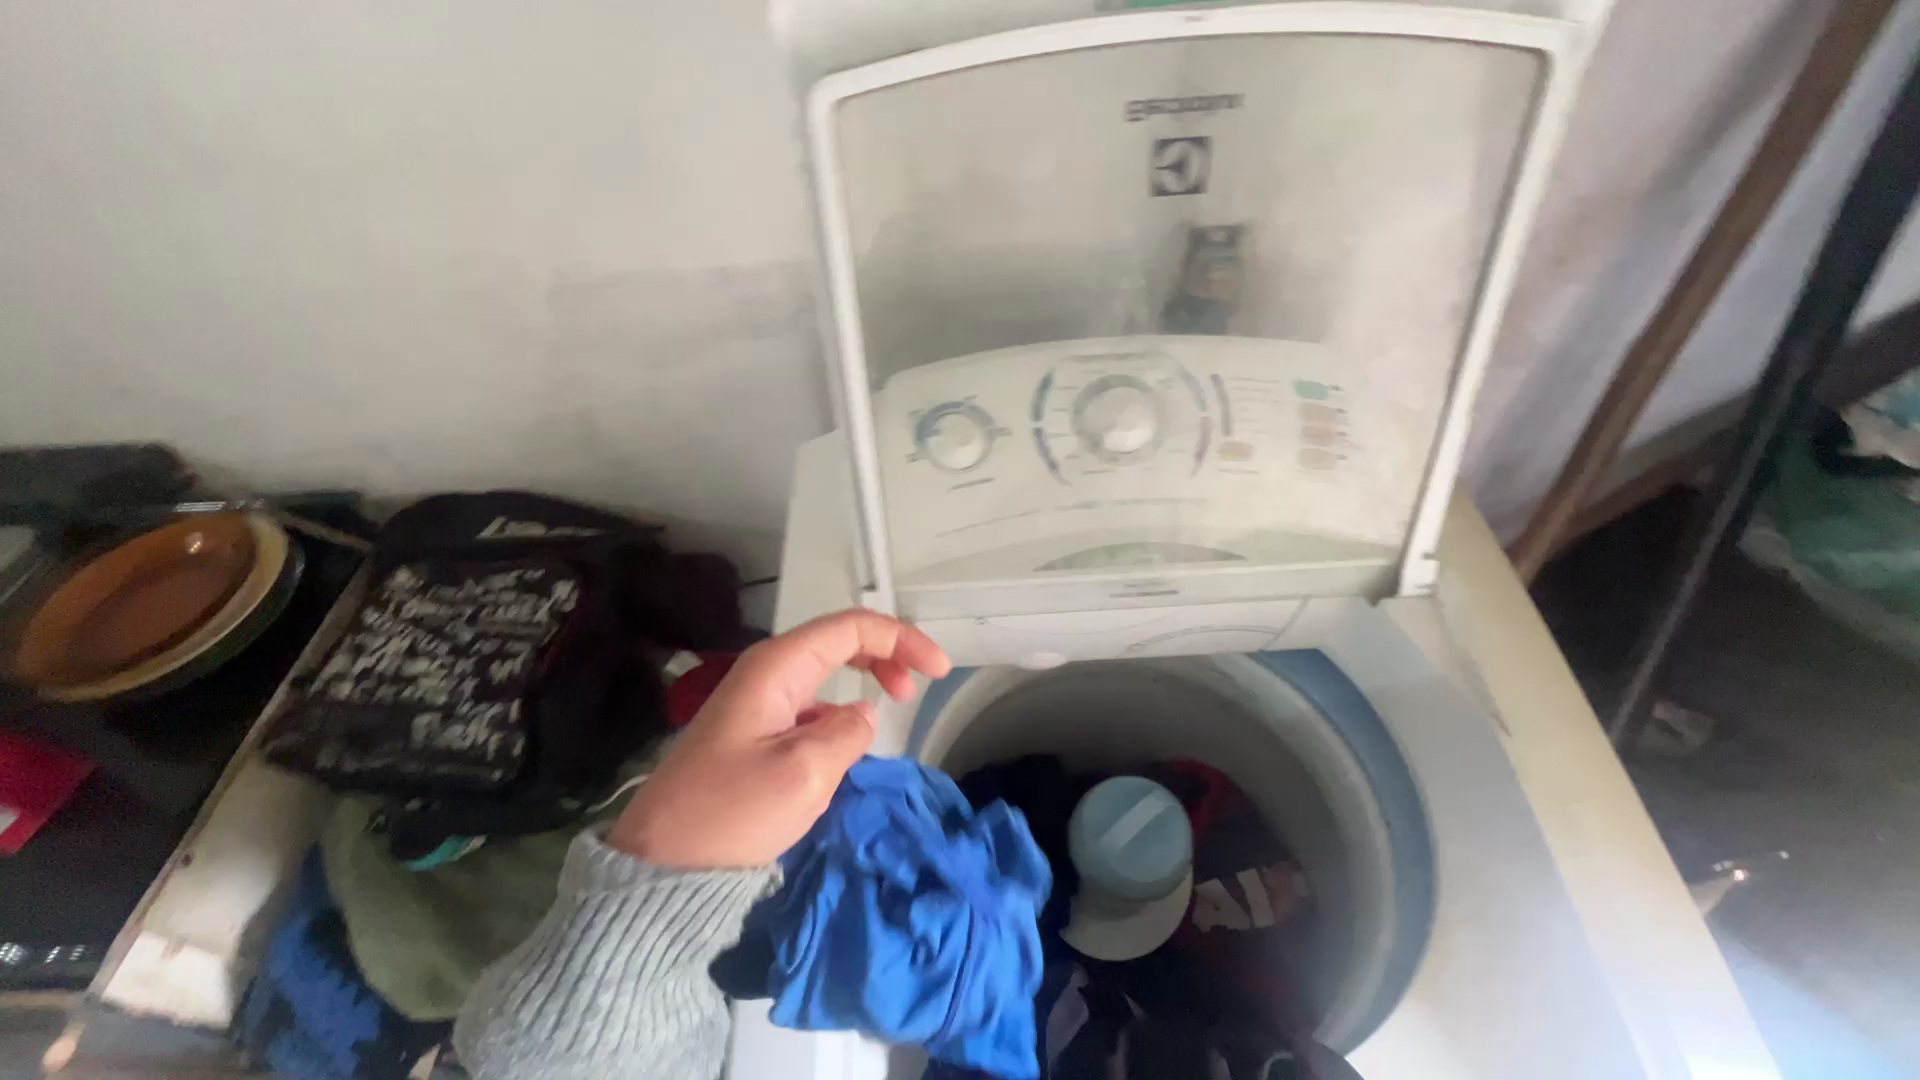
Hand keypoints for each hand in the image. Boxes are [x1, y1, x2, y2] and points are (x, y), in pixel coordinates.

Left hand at [608, 609, 952, 868]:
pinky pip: (811, 706)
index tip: (939, 671)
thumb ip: (848, 734)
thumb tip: (864, 715)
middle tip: (916, 690)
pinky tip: (850, 745)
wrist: (662, 861)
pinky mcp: (755, 732)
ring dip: (865, 681)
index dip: (901, 639)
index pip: (852, 627)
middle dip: (886, 655)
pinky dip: (842, 713)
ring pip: (826, 674)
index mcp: (777, 668)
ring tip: (892, 712)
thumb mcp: (804, 773)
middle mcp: (767, 673)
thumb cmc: (730, 812)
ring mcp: (759, 702)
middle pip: (840, 641)